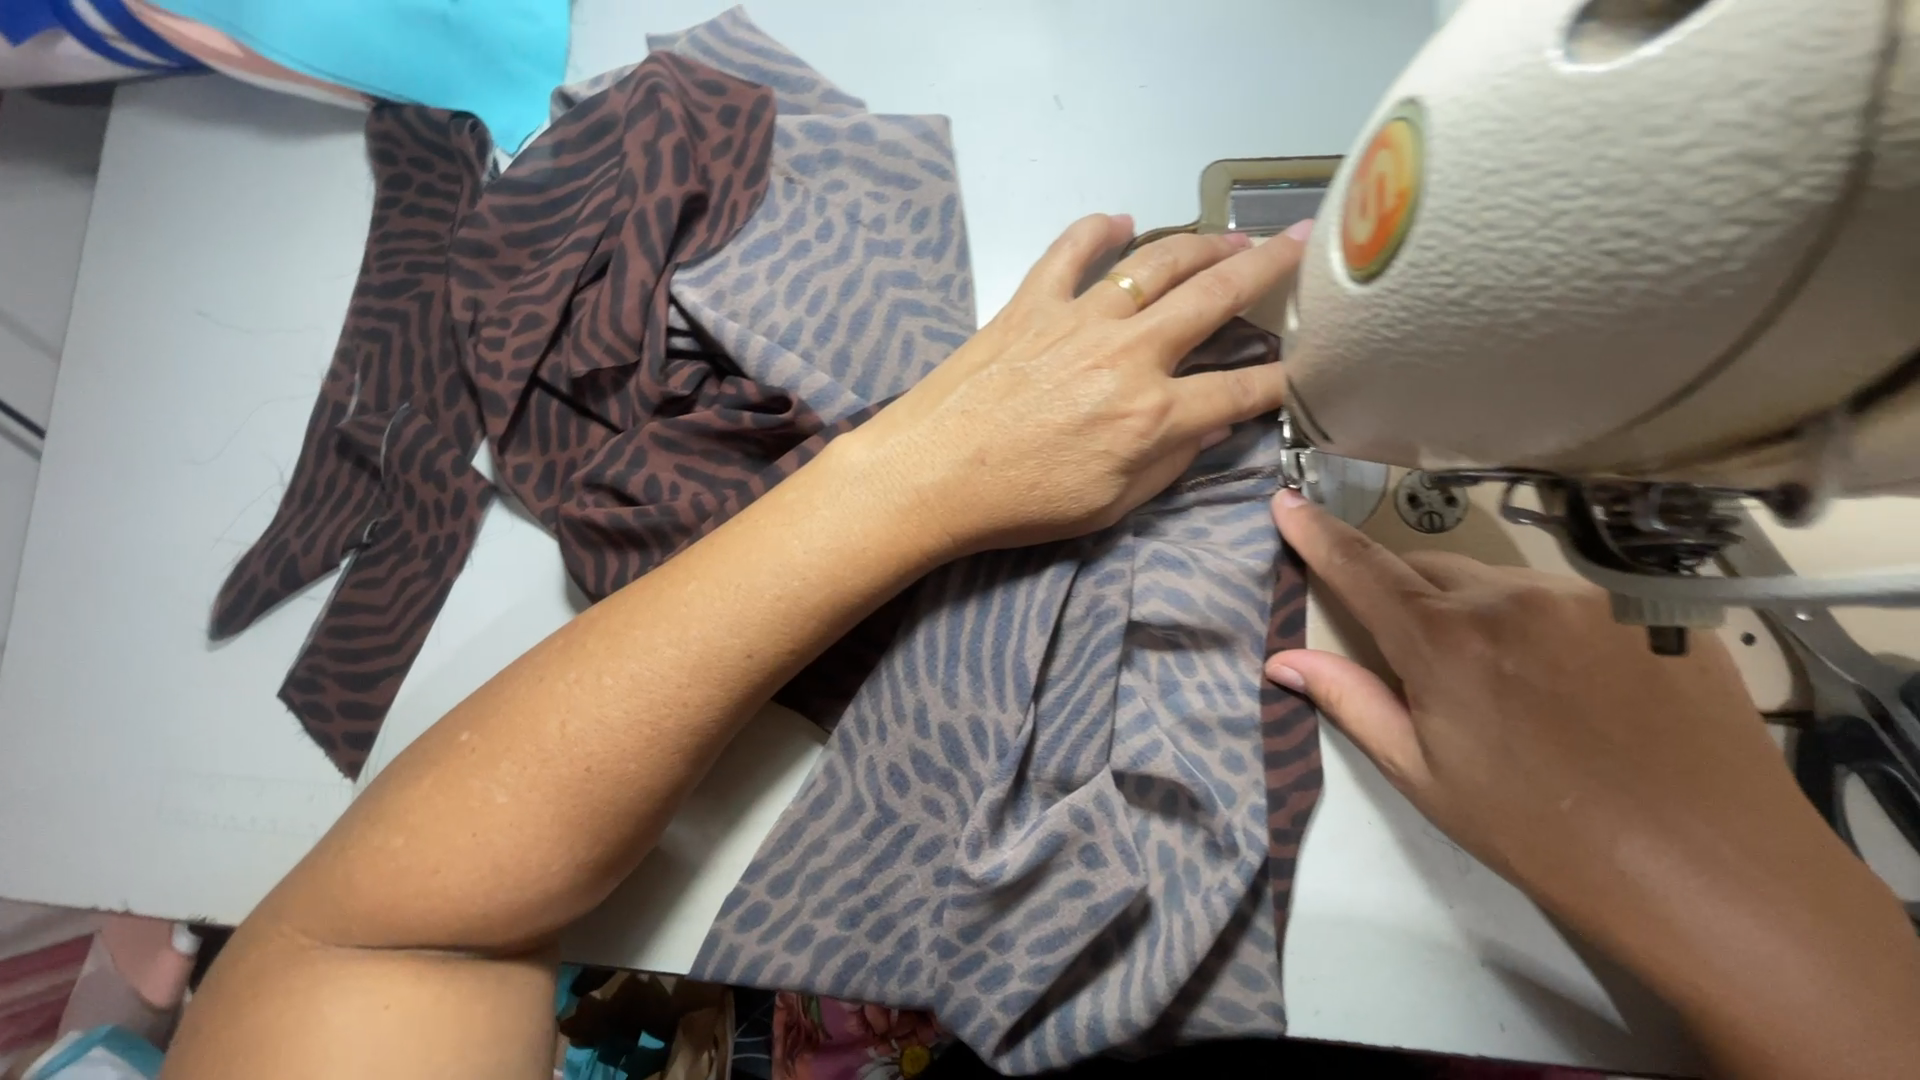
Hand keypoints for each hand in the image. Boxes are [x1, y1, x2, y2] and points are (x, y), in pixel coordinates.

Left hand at [845, 214, 1308, 555]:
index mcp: (1153, 415)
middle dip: (1269, 267)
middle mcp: (1129, 355)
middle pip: (1215, 298)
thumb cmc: (1022, 504)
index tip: (1309, 365)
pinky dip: (1097, 230)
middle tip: (1303, 242)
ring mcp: (1078, 320)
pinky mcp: (1030, 304)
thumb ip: (1171, 463)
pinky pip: (1070, 251)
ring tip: (1232, 235)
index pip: (1241, 389)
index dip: (1284, 379)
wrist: (933, 477)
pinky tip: (1119, 219)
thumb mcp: (1111, 505)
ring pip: (1156, 263)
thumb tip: (1214, 426)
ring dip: (1202, 243)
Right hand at [1263, 487, 1806, 911]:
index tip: (1285, 500)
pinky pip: (1562, 599)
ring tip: (1506, 683)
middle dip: (1404, 593)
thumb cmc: (1537, 831)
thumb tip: (1282, 659)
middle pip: (1427, 569)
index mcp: (1443, 642)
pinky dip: (1538, 624)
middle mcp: (1509, 600)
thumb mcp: (1422, 775)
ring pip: (1496, 582)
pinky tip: (1570, 684)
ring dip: (1474, 610)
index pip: (1360, 568)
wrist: (1709, 868)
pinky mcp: (1645, 612)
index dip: (1317, 533)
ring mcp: (1586, 599)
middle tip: (1416, 656)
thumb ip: (1350, 701)